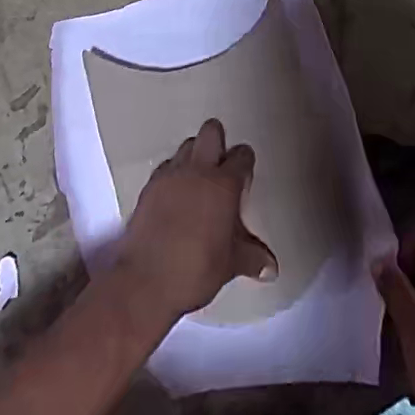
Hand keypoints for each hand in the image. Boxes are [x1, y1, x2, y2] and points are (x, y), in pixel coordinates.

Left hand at [113, 119, 277, 321]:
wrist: (143, 283)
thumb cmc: (195, 269)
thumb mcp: (231, 264)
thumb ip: (253, 258)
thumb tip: (271, 268)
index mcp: (225, 184)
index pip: (243, 155)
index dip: (246, 163)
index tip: (245, 179)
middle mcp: (198, 172)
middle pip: (211, 132)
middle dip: (218, 140)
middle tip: (222, 165)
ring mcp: (170, 177)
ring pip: (186, 146)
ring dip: (194, 155)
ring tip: (199, 178)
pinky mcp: (148, 189)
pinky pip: (165, 167)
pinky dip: (172, 174)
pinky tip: (175, 195)